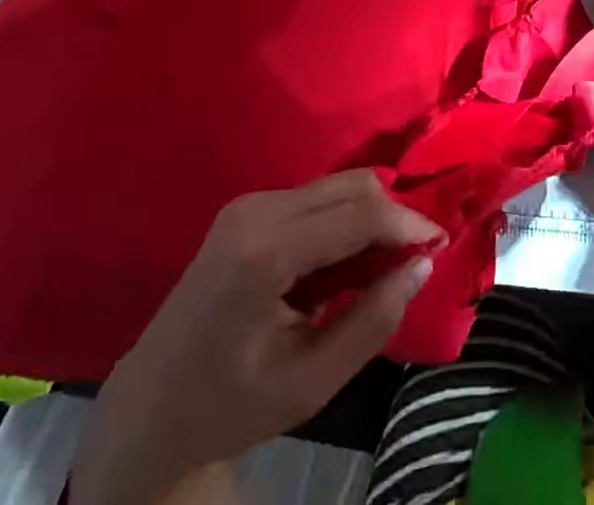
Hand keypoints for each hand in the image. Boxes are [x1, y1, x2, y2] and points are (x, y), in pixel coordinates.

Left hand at [71, 171, 442, 504]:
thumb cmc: (230, 405)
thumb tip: (423, 264)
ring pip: (338, 187)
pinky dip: (347, 220)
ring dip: (372, 217)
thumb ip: (373, 319)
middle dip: (396, 216)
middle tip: (419, 258)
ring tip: (385, 266)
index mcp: (265, 252)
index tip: (443, 246)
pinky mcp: (247, 210)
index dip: (410, 224)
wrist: (149, 406)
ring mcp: (248, 206)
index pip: (360, 213)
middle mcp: (256, 211)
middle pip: (353, 187)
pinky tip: (348, 261)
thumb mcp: (313, 380)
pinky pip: (317, 198)